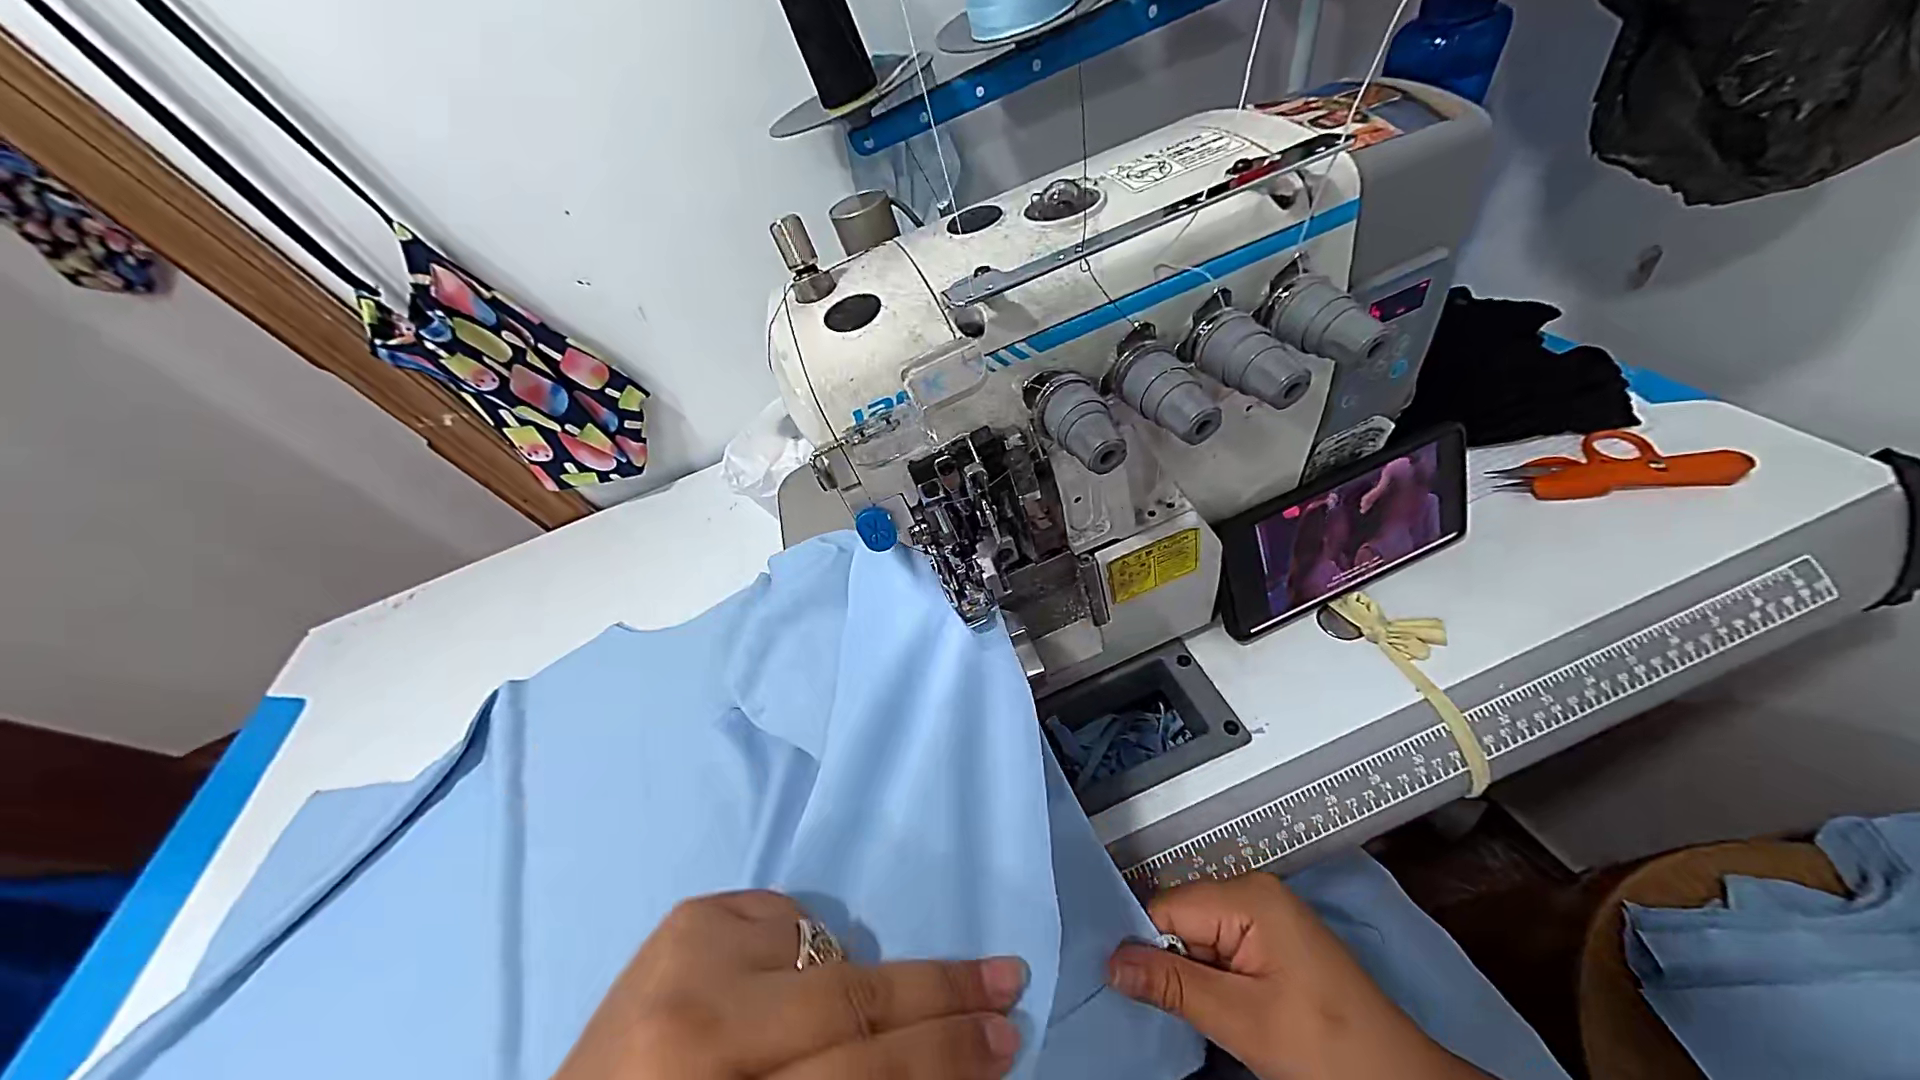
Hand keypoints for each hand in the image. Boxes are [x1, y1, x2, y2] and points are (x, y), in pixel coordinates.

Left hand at [554, 890, 1026, 1079]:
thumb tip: (942, 1051)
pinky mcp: (681, 922)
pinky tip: (792, 982)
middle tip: (1006, 986)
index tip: (1007, 1039)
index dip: (946, 1057)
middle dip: (943, 999)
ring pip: (827, 950)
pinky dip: (804, 952)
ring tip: (920, 987)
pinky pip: (785, 919)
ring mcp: (685, 964)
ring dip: (874, 977)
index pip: (867, 1070)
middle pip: (855, 1001)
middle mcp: (698, 1031)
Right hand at [1107, 873, 1490, 1079]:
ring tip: (1215, 1015)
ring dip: (1194, 975)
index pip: (1166, 907)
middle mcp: (1253, 891)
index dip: (1149, 949)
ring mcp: (1265, 913)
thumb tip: (1110, 962)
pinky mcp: (1273, 938)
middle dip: (1174, 964)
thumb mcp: (1241, 1020)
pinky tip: (1228, 1008)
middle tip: (1191, 1012)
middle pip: (1181, 918)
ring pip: (1198, 935)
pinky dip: (1214, 977)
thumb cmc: (1326, 1048)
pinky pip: (1220, 946)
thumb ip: (1172, 985)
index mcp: (1247, 896)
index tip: (1140, 991)